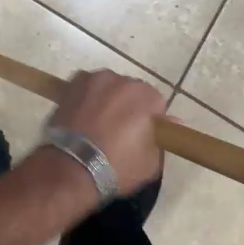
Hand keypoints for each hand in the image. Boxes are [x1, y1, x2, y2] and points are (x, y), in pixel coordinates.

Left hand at [44, 70, 165, 195]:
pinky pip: (87, 87)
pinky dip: (87, 98)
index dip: (151, 120)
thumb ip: (162, 139)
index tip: (142, 136)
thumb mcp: (151, 163)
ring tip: (97, 125)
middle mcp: (121, 79)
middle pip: (131, 91)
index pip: (156, 102)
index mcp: (145, 95)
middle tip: (120, 131)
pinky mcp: (72, 82)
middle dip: (129, 106)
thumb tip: (171, 122)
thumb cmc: (117, 166)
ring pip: (108, 87)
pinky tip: (82, 117)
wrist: (72, 165)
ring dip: (107, 99)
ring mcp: (94, 78)